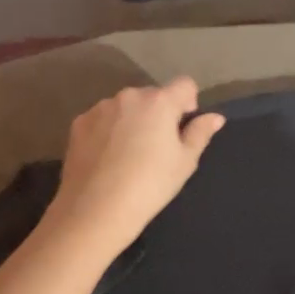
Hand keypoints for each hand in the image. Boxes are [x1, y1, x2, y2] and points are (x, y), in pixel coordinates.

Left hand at [45, 78, 224, 250]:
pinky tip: (107, 159)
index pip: (185, 85)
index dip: (189, 103)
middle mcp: (129, 96)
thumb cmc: (150, 185)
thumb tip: (215, 117)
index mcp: (159, 102)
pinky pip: (103, 119)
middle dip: (158, 114)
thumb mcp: (185, 162)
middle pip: (153, 96)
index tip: (183, 129)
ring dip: (132, 121)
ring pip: (126, 107)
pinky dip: (108, 131)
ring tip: (129, 155)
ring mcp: (100, 108)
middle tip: (157, 148)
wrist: (96, 209)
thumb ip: (200, 133)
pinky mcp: (79, 123)